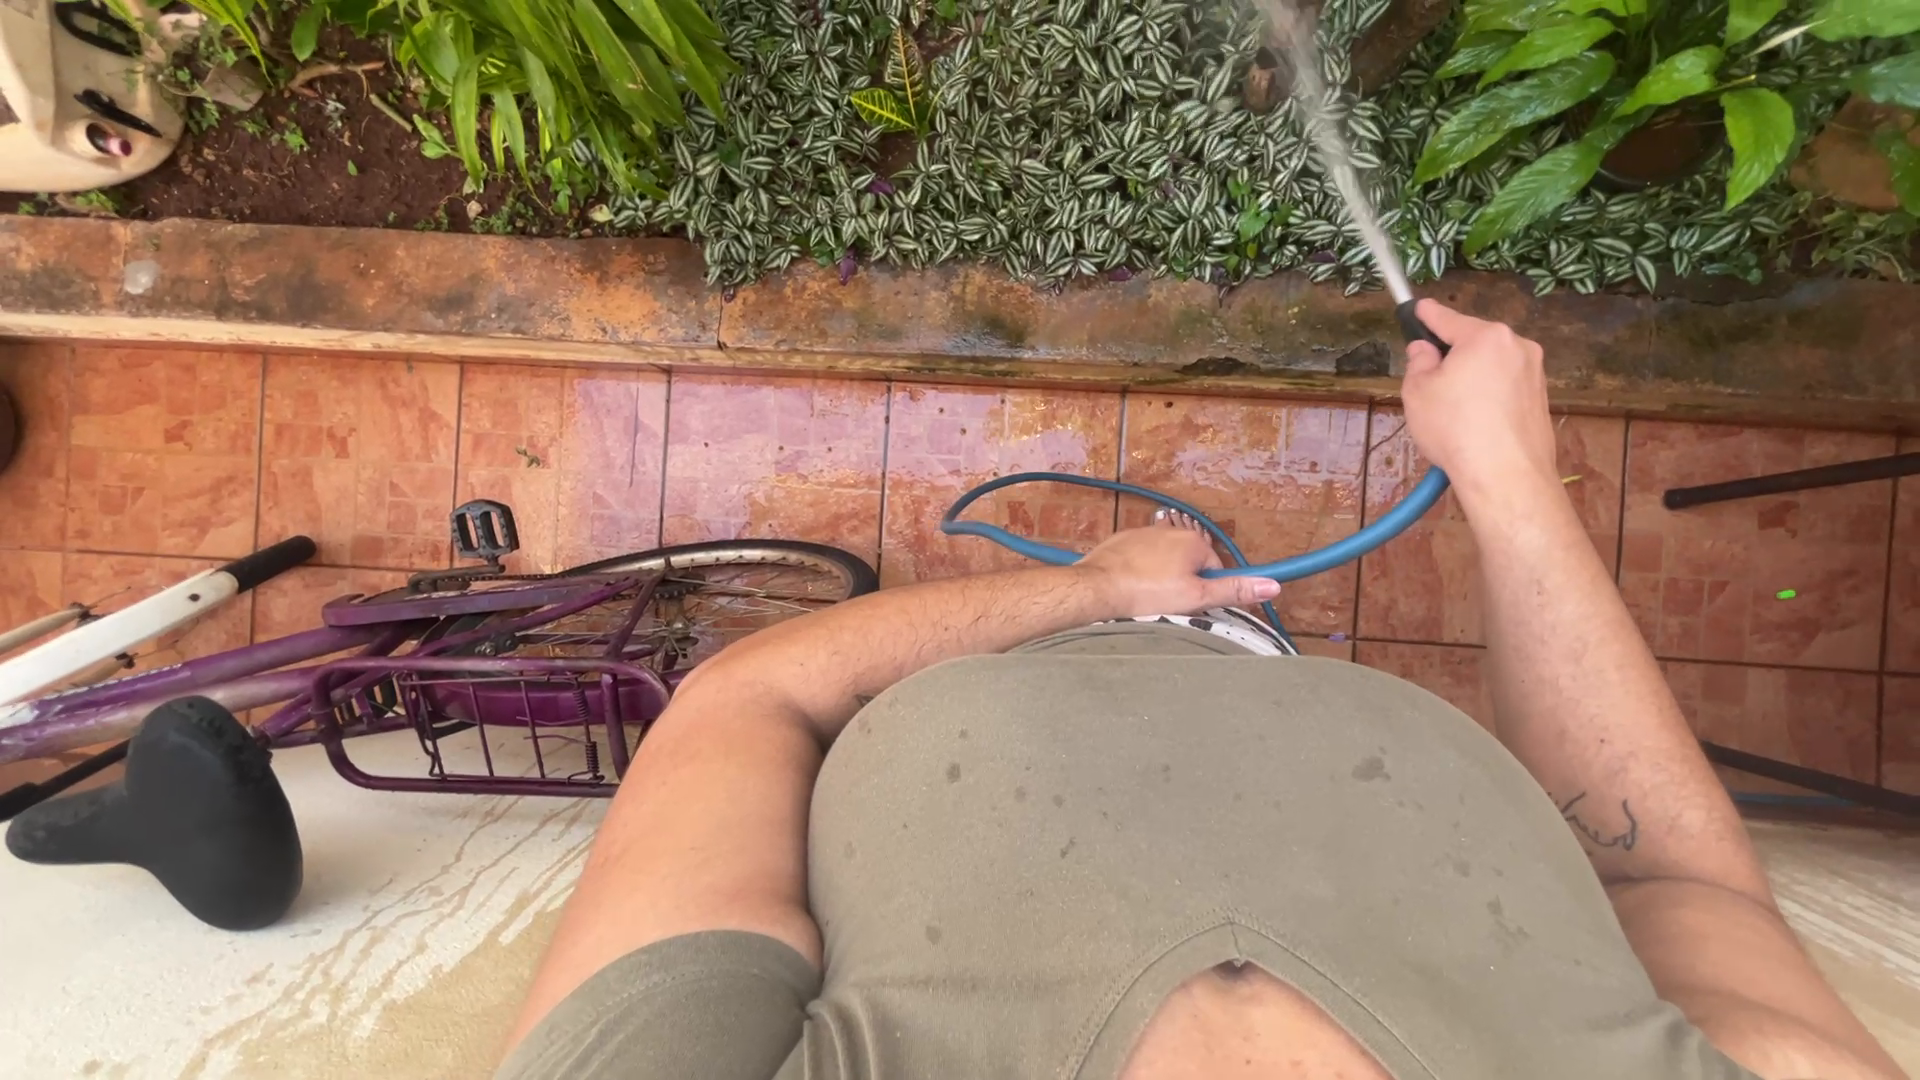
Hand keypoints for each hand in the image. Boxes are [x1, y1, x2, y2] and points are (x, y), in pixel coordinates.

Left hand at [1078, 513, 1280, 616]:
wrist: (1099, 588)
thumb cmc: (1147, 593)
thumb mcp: (1196, 597)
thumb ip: (1233, 590)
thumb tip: (1272, 586)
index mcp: (1192, 542)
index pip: (1214, 569)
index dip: (1206, 590)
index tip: (1192, 604)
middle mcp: (1169, 530)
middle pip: (1188, 563)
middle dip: (1183, 582)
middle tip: (1168, 603)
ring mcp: (1143, 534)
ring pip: (1162, 561)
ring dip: (1159, 577)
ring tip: (1147, 597)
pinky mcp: (1121, 541)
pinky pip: (1139, 559)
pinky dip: (1137, 572)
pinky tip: (1130, 588)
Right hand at [1401, 299, 1558, 501]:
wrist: (1504, 471)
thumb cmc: (1453, 426)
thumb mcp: (1417, 391)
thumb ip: (1419, 363)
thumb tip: (1425, 350)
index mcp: (1485, 337)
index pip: (1449, 319)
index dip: (1427, 314)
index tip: (1418, 307)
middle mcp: (1517, 346)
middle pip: (1474, 342)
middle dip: (1451, 354)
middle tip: (1426, 378)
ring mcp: (1534, 371)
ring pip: (1490, 365)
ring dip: (1469, 376)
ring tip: (1448, 408)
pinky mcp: (1540, 396)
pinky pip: (1504, 385)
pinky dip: (1486, 395)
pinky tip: (1471, 421)